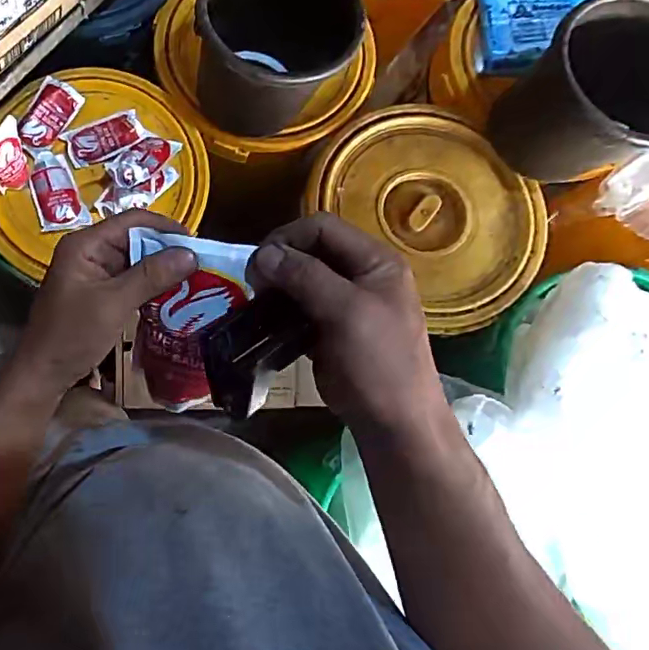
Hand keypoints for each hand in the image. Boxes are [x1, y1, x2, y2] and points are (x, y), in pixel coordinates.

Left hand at [8, 210, 197, 395]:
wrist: (43, 373)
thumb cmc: (73, 335)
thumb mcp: (114, 303)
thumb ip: (151, 276)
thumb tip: (190, 254)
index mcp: (85, 244)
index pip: (132, 221)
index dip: (165, 227)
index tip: (196, 242)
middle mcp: (88, 251)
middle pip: (134, 239)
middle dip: (166, 250)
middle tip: (200, 264)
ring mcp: (92, 272)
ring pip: (134, 261)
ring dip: (160, 269)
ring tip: (192, 279)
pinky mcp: (97, 292)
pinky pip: (128, 280)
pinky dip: (149, 285)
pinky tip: (170, 295)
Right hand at [249, 214, 447, 446]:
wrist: (393, 421)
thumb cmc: (378, 362)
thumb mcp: (346, 312)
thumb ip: (306, 276)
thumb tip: (263, 254)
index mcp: (375, 261)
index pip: (323, 228)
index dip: (288, 238)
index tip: (259, 263)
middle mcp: (360, 274)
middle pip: (309, 249)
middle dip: (279, 261)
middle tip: (255, 285)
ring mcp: (344, 302)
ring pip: (300, 278)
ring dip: (276, 285)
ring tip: (257, 303)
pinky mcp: (328, 327)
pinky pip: (298, 305)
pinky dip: (279, 308)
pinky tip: (265, 320)